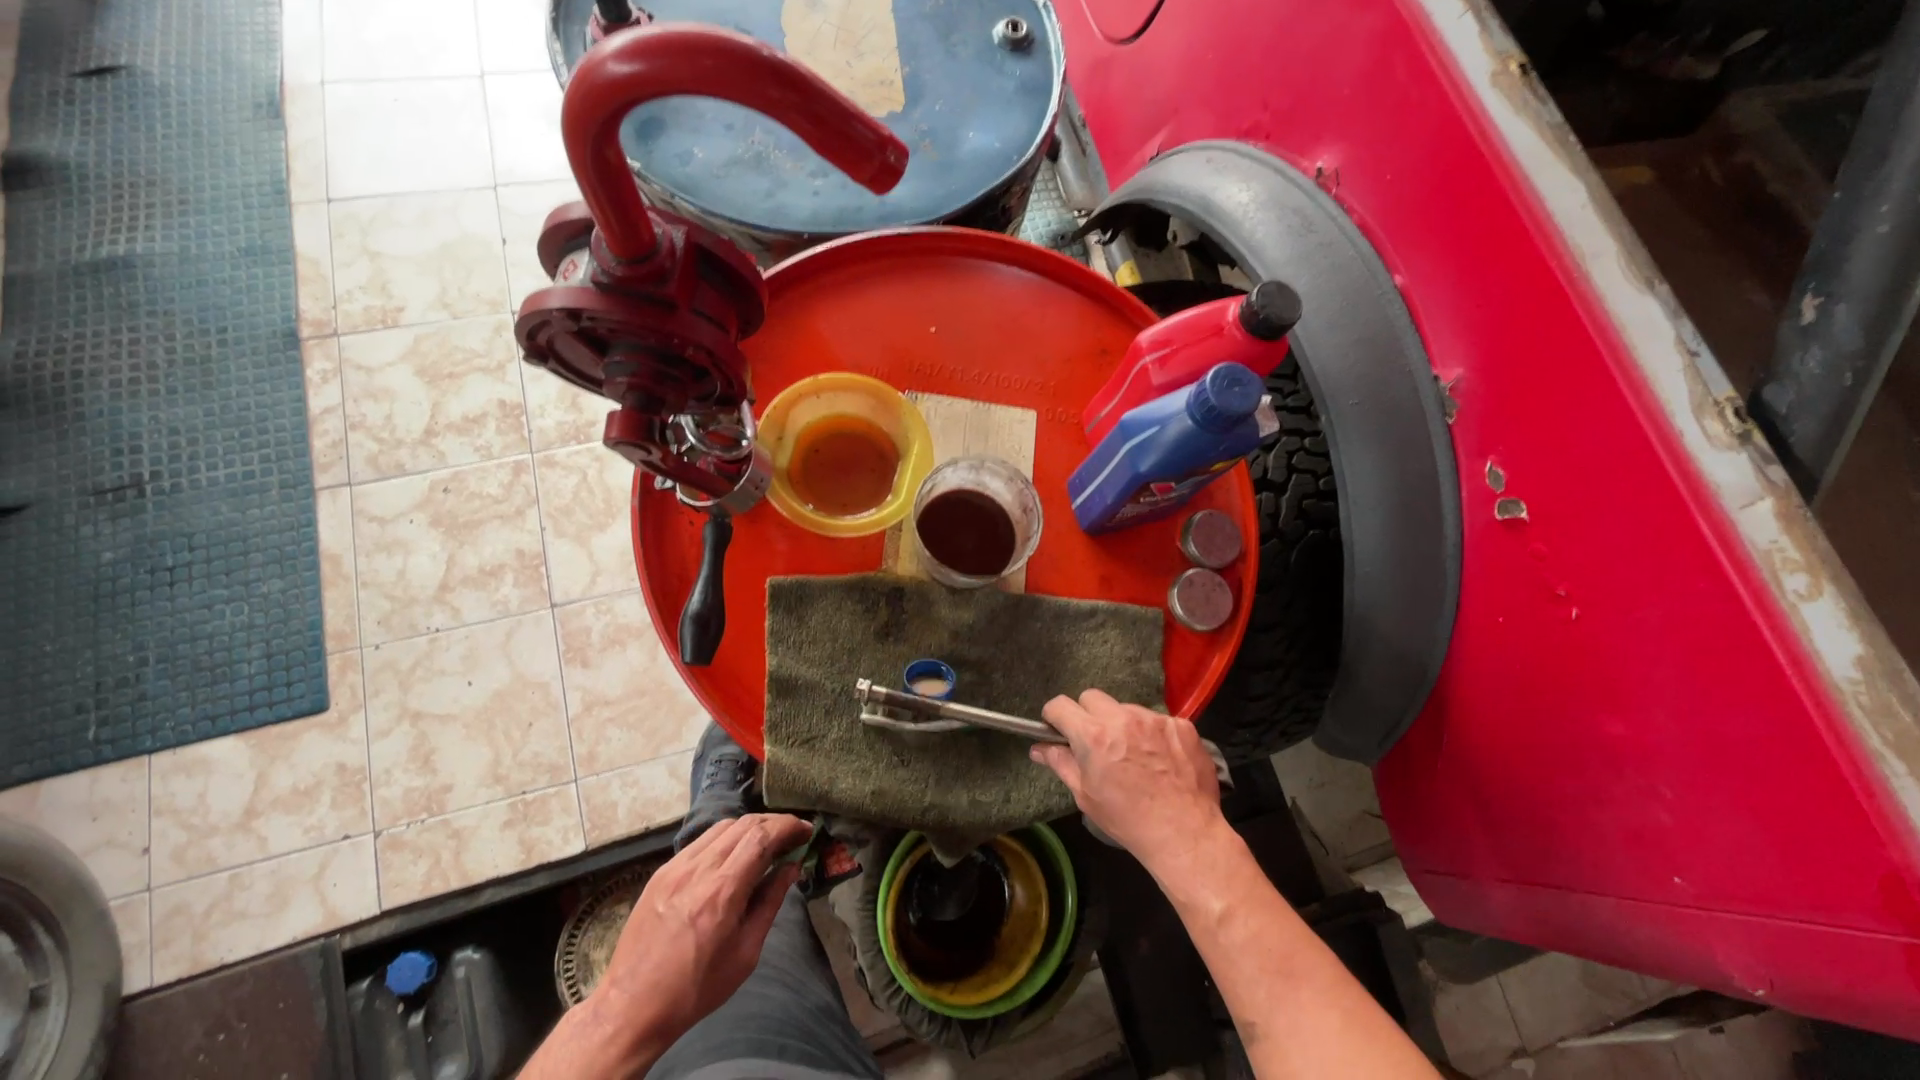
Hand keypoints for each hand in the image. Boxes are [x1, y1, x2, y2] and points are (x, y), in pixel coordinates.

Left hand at [593, 814, 811, 1047]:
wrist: (633, 1006)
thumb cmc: (697, 988)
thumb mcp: (746, 952)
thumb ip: (770, 903)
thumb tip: (790, 868)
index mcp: (722, 892)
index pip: (761, 837)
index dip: (789, 826)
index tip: (807, 830)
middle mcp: (697, 870)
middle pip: (743, 824)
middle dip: (774, 823)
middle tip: (793, 836)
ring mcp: (674, 868)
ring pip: (720, 828)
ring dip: (749, 828)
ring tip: (767, 843)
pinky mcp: (661, 873)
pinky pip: (700, 843)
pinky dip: (725, 839)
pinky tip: (734, 855)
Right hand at [1031, 689, 1224, 869]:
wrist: (1184, 833)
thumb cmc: (1128, 820)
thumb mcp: (1085, 796)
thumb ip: (1061, 763)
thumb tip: (1038, 748)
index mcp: (1093, 735)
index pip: (1060, 705)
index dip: (1055, 717)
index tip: (1058, 729)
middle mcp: (1123, 718)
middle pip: (1092, 698)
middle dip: (1087, 715)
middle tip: (1096, 742)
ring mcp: (1155, 719)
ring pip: (1126, 708)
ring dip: (1123, 724)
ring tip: (1134, 754)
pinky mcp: (1182, 725)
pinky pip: (1157, 720)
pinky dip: (1153, 734)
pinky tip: (1160, 759)